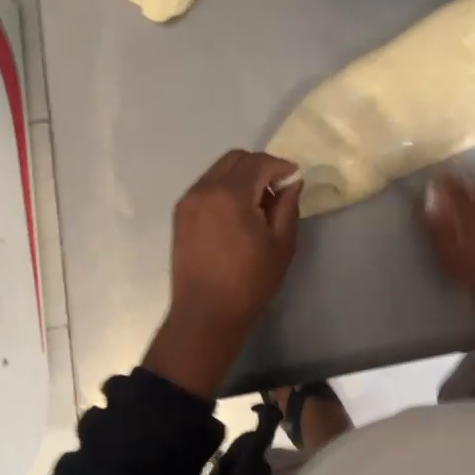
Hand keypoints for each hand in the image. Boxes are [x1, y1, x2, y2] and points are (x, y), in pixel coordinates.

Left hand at [145, 150, 302, 396]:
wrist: (205, 315)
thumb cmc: (249, 283)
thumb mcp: (281, 244)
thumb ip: (287, 205)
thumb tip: (291, 182)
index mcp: (230, 195)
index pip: (258, 162)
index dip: (280, 166)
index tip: (294, 178)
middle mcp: (204, 189)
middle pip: (236, 159)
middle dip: (260, 166)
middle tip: (276, 190)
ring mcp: (188, 201)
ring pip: (219, 170)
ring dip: (242, 176)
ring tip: (257, 204)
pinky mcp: (180, 214)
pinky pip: (207, 186)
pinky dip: (225, 188)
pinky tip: (237, 214)